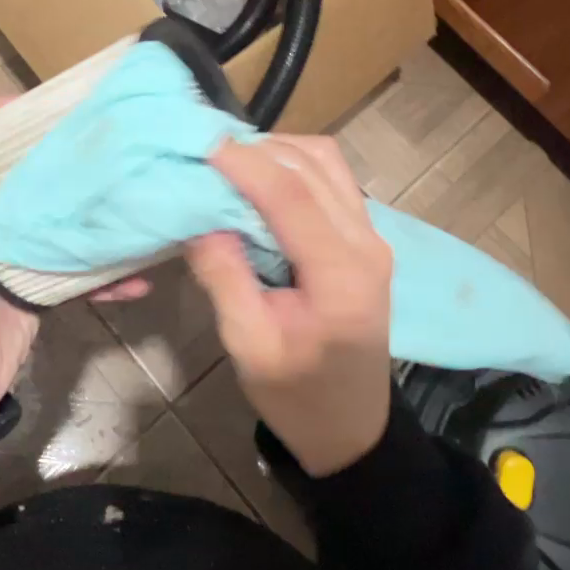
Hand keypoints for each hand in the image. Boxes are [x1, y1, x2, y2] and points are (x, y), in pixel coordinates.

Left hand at [0, 108, 148, 418]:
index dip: (12, 122)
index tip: (54, 102)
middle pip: (33, 179)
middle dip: (68, 159)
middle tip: (115, 139)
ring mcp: (24, 256)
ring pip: (66, 222)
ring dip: (98, 212)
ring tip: (141, 194)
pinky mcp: (47, 290)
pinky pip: (83, 274)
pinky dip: (110, 276)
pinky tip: (143, 275)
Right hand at [186, 136, 392, 475]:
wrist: (350, 424)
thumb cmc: (295, 394)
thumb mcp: (249, 346)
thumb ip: (225, 278)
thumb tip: (197, 218)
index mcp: (340, 275)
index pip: (291, 196)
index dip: (245, 163)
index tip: (200, 145)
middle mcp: (366, 243)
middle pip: (312, 167)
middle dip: (257, 149)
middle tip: (205, 152)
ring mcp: (371, 236)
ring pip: (326, 163)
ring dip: (278, 151)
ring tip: (230, 161)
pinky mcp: (364, 236)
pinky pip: (331, 178)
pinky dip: (293, 165)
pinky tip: (259, 177)